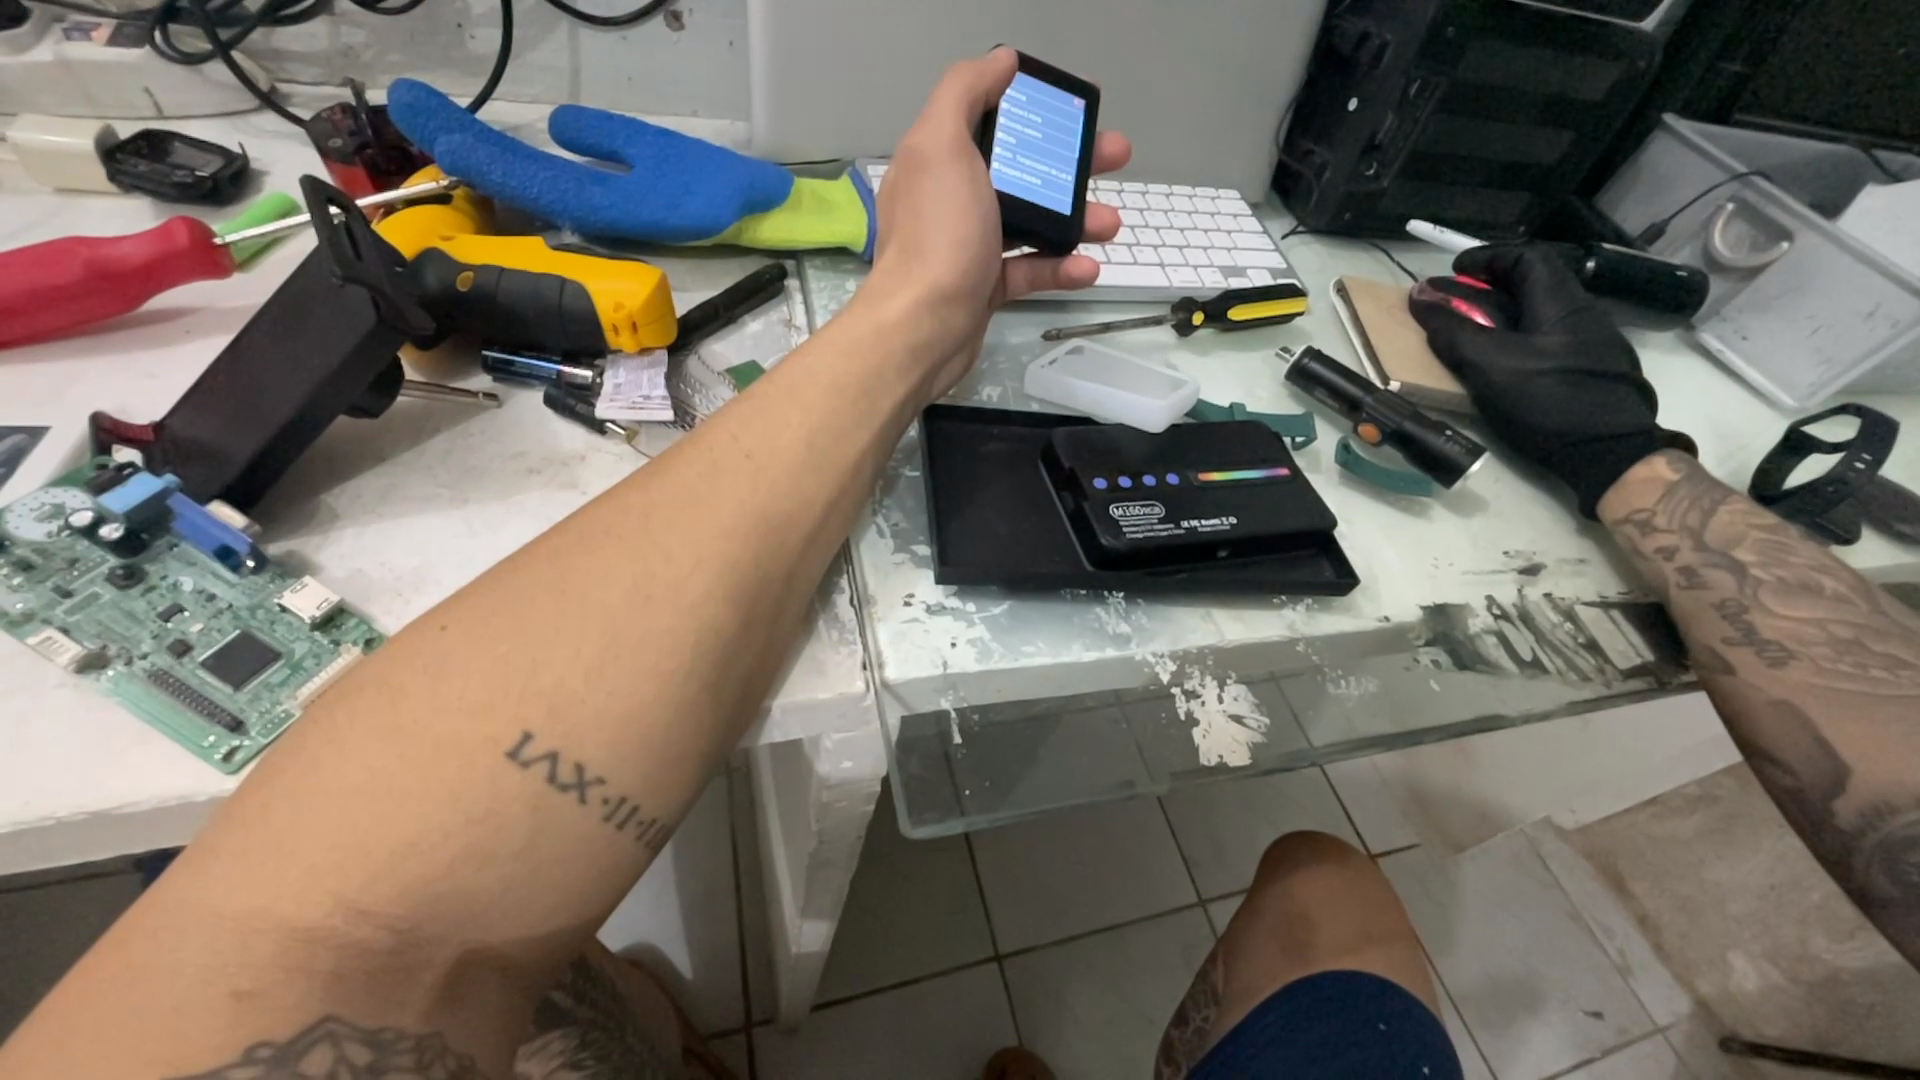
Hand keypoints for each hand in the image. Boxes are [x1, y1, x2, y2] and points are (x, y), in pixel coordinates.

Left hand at [387, 79, 798, 243]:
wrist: (754, 213)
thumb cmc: (727, 194)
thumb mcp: (677, 165)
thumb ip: (620, 147)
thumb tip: (556, 127)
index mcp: (608, 207)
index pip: (526, 179)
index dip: (474, 147)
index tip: (422, 113)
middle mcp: (593, 209)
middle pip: (513, 178)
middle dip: (460, 141)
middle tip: (409, 101)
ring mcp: (596, 200)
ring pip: (523, 177)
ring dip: (476, 147)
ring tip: (430, 113)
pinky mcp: (606, 191)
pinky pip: (545, 173)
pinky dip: (509, 156)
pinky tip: (485, 139)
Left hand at [862, 47, 1131, 395]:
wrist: (922, 328)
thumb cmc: (937, 235)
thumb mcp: (942, 146)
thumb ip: (965, 92)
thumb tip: (1001, 61)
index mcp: (939, 158)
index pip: (989, 118)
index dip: (1033, 108)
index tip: (1077, 109)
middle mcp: (951, 198)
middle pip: (1019, 169)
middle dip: (1070, 163)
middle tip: (1115, 157)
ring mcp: (968, 246)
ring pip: (1030, 221)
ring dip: (1074, 219)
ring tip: (1111, 223)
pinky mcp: (983, 288)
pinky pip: (1028, 270)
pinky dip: (1059, 267)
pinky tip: (1088, 268)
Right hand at [1408, 243, 1694, 517]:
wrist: (1610, 453)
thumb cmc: (1549, 402)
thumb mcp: (1491, 367)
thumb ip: (1453, 332)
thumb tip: (1420, 297)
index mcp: (1561, 305)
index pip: (1526, 260)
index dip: (1487, 259)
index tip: (1453, 271)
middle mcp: (1579, 316)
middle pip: (1529, 286)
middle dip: (1483, 288)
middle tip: (1446, 300)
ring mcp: (1587, 345)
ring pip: (1534, 315)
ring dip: (1494, 315)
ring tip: (1461, 328)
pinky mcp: (1587, 372)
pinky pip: (1542, 340)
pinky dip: (1510, 338)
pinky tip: (1494, 360)